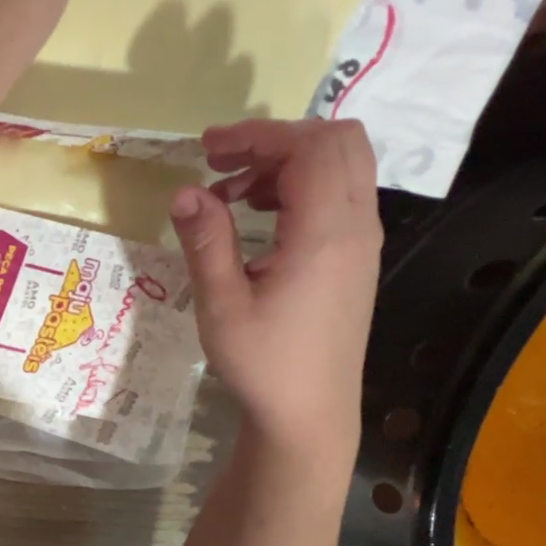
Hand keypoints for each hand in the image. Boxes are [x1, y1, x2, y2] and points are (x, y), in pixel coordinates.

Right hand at [170, 119, 382, 453]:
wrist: (308, 409)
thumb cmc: (261, 361)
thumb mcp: (221, 305)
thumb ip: (206, 243)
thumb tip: (184, 192)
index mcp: (324, 232)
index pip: (308, 148)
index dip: (258, 136)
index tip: (205, 148)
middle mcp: (356, 224)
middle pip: (337, 141)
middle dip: (276, 139)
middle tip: (219, 163)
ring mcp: (362, 238)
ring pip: (342, 164)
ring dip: (287, 163)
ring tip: (229, 196)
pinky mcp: (355, 255)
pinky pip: (339, 193)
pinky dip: (299, 186)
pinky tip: (257, 218)